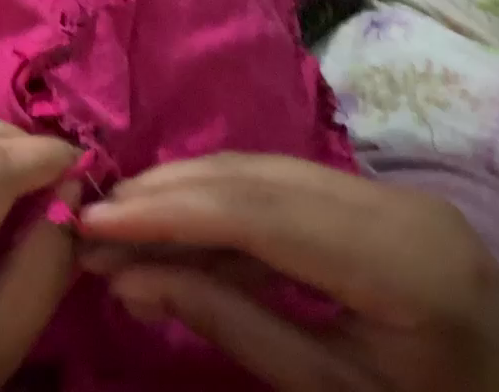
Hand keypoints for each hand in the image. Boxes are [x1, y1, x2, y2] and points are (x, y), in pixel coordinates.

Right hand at [76, 154, 498, 391]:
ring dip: (178, 198)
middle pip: (247, 179)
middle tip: (88, 222)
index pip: (257, 214)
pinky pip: (274, 190)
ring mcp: (389, 194)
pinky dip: (214, 210)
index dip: (163, 212)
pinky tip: (172, 233)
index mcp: (410, 262)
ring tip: (117, 226)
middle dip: (158, 198)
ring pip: (253, 174)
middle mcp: (399, 205)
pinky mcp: (372, 199)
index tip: (89, 221)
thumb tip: (124, 278)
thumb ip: (227, 324)